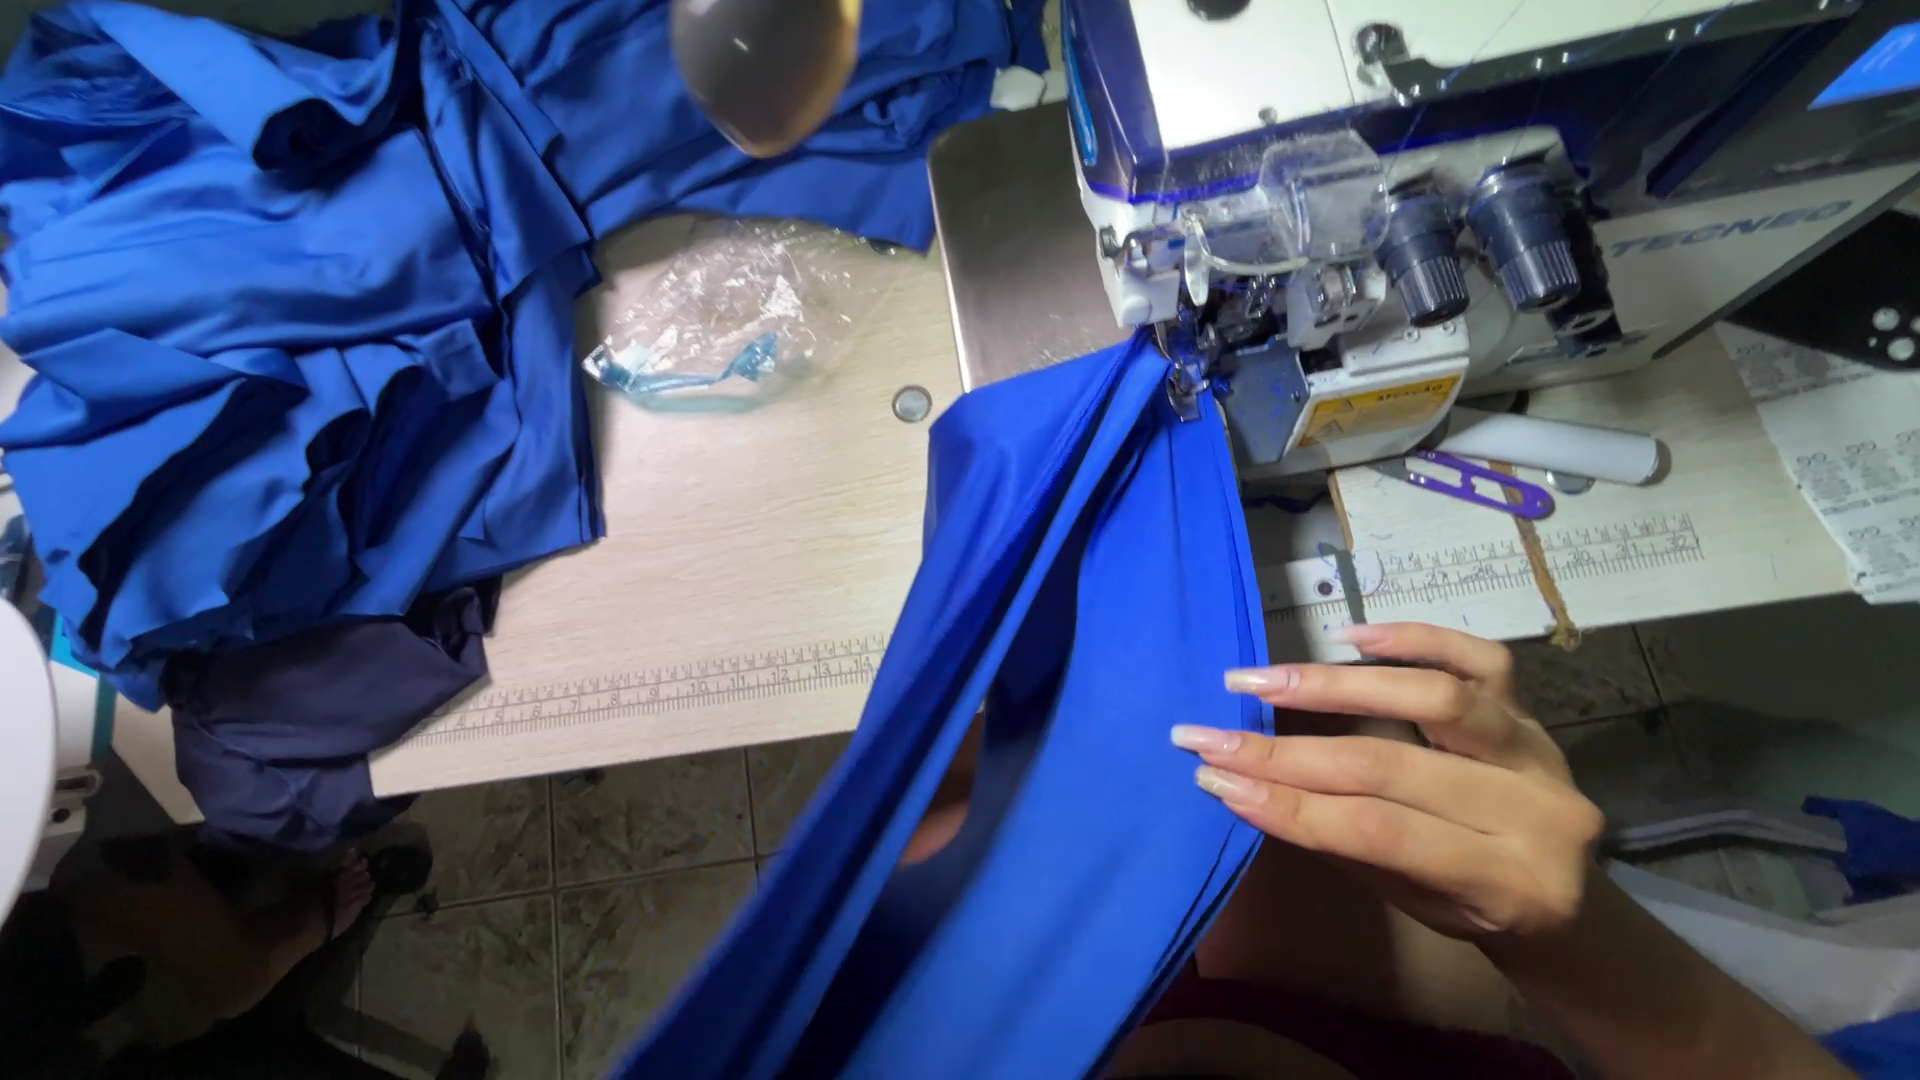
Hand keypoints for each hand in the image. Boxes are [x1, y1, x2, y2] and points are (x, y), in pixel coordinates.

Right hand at [1173, 623, 1603, 942]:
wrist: (1561, 890)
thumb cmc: (1472, 902)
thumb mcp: (1409, 895)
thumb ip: (1340, 838)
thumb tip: (1243, 784)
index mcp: (1507, 879)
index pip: (1376, 830)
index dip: (1287, 804)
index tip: (1214, 778)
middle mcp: (1536, 808)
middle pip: (1388, 764)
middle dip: (1283, 751)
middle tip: (1212, 735)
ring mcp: (1540, 748)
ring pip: (1434, 698)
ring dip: (1333, 685)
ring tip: (1262, 681)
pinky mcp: (1534, 709)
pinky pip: (1481, 659)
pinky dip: (1415, 638)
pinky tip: (1351, 634)